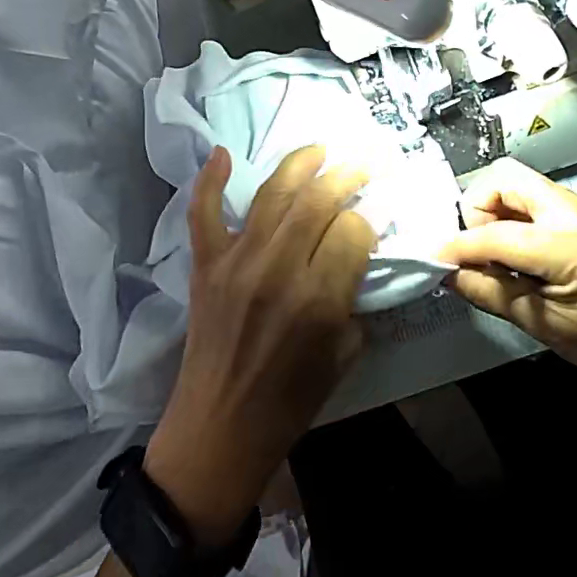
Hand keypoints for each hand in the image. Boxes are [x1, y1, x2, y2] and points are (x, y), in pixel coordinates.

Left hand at [144, 144, 373, 544]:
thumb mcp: (345, 353)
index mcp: (319, 299)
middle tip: (363, 167)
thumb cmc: (291, 399)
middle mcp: (277, 271)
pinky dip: (211, 180)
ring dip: (300, 164)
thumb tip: (361, 259)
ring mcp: (235, 263)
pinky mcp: (204, 265)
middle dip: (347, 177)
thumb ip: (355, 300)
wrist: (220, 427)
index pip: (354, 230)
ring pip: (272, 195)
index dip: (369, 221)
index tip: (373, 223)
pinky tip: (224, 154)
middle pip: (318, 201)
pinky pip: (203, 213)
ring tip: (320, 149)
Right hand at [438, 158, 576, 397]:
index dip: (460, 246)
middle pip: (506, 179)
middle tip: (476, 252)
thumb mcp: (540, 325)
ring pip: (516, 182)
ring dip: (493, 212)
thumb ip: (490, 292)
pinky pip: (530, 196)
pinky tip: (514, 251)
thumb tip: (447, 272)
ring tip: (495, 255)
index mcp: (573, 248)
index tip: (433, 258)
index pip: (499, 234)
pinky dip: (510, 216)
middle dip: (477, 210)